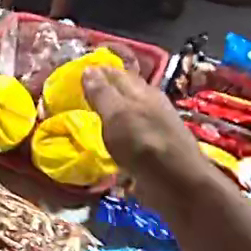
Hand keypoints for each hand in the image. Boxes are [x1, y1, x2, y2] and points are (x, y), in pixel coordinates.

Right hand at [82, 65, 210, 191]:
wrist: (175, 181)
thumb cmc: (143, 143)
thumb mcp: (117, 114)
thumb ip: (102, 93)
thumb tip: (88, 69)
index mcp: (140, 91)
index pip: (115, 72)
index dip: (97, 69)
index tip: (75, 72)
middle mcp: (148, 105)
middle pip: (122, 92)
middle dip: (102, 90)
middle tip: (76, 95)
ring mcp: (151, 127)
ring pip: (126, 114)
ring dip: (109, 114)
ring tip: (87, 118)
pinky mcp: (151, 150)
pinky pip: (128, 136)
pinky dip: (115, 135)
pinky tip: (106, 143)